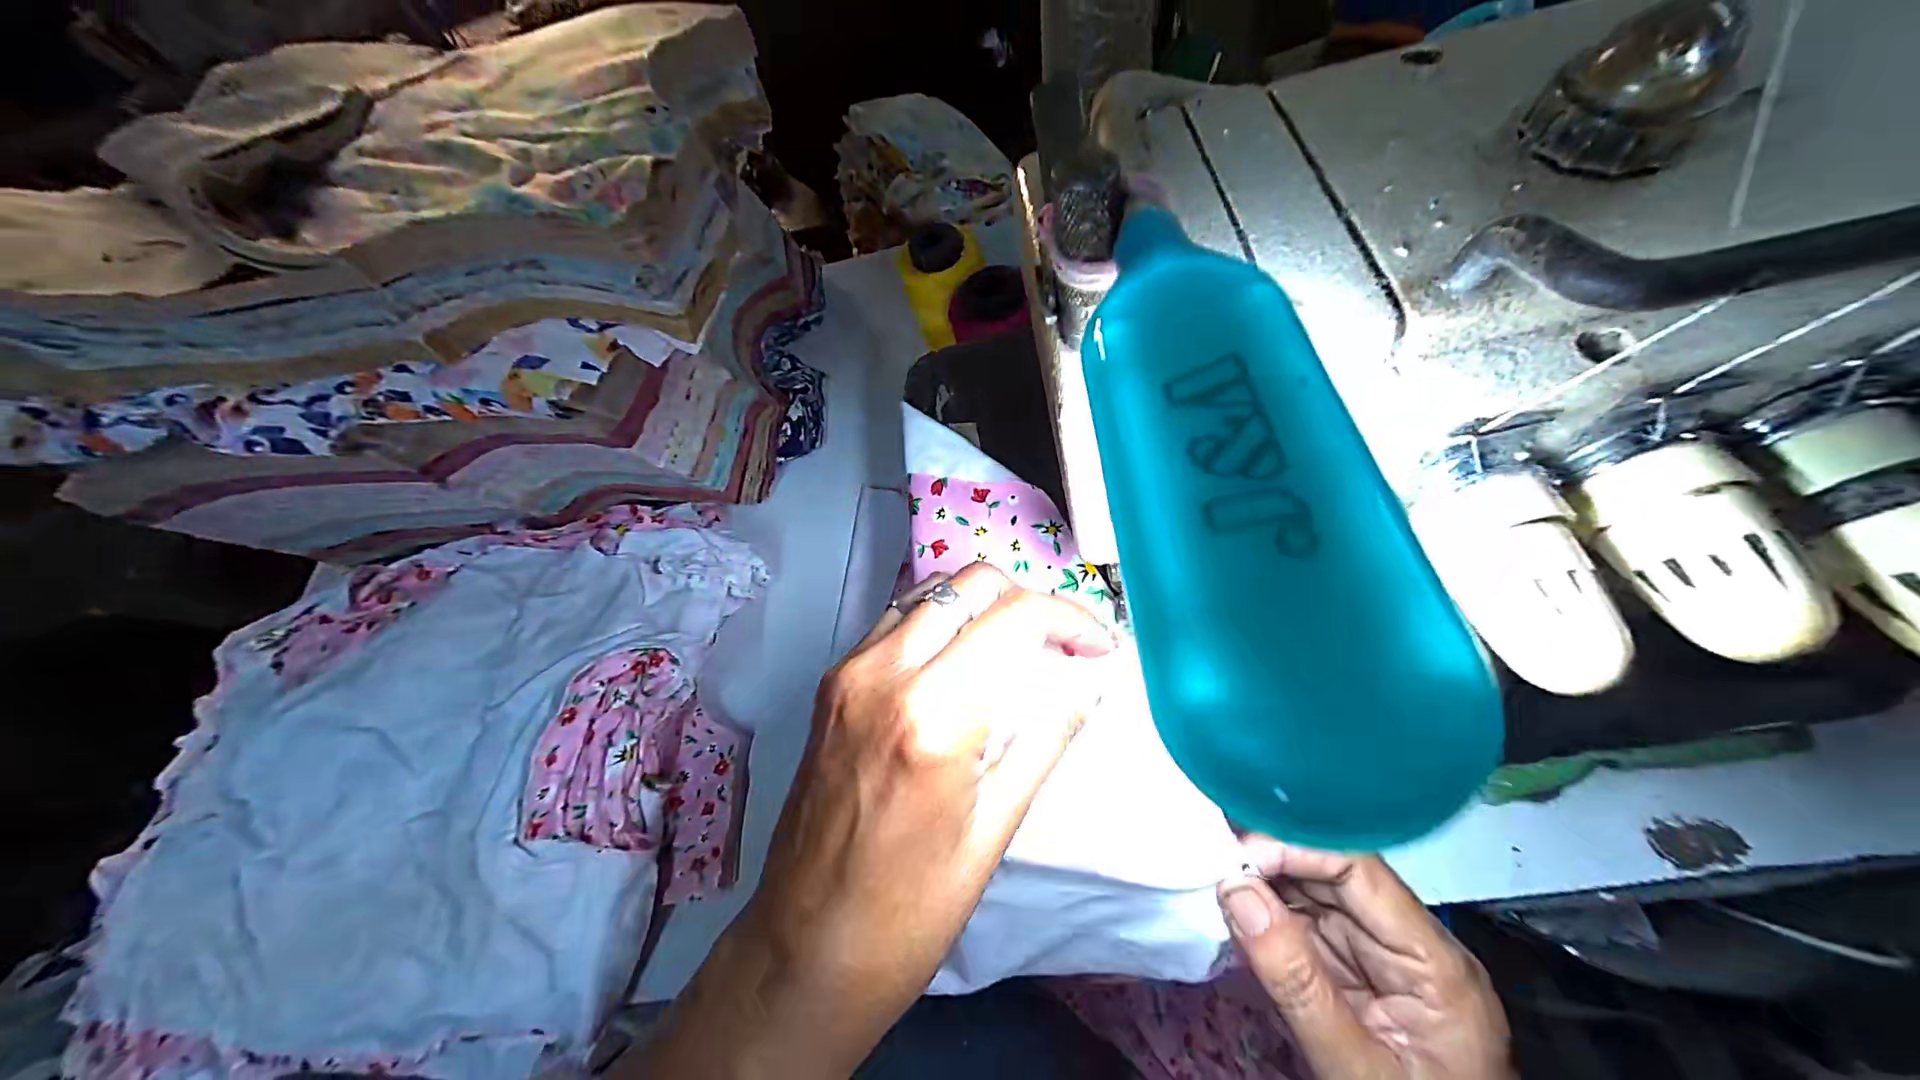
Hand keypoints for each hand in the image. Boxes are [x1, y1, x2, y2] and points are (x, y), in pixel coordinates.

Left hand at [639, 564, 1115, 1077]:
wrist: (805, 947)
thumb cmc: (909, 912)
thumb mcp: (993, 830)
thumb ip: (1044, 738)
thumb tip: (1086, 680)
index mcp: (931, 715)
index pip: (1015, 619)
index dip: (1072, 618)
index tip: (1101, 644)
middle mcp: (882, 674)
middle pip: (971, 584)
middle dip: (1029, 601)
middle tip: (1060, 646)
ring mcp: (848, 673)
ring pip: (932, 594)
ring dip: (983, 606)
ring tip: (1018, 650)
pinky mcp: (831, 684)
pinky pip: (896, 621)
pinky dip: (941, 622)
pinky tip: (963, 661)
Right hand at [1220, 838, 1514, 1079]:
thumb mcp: (1355, 1069)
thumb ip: (1297, 983)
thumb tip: (1236, 891)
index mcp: (1436, 963)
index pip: (1360, 871)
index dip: (1294, 848)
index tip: (1237, 858)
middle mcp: (1411, 946)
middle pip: (1334, 876)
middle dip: (1270, 865)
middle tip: (1213, 867)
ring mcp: (1381, 959)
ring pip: (1313, 895)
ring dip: (1263, 889)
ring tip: (1218, 889)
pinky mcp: (1355, 973)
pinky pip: (1305, 926)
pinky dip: (1267, 918)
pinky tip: (1238, 916)